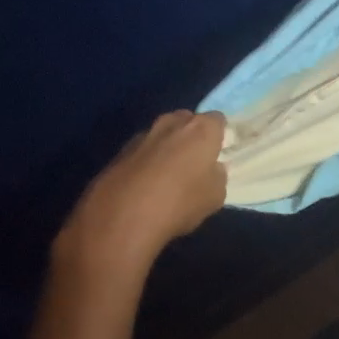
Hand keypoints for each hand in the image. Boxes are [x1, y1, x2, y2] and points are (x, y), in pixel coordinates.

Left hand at [52, 110, 227, 282]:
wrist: (120, 218)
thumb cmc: (179, 203)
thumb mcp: (215, 197)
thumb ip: (217, 177)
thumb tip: (211, 170)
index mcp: (201, 129)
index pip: (218, 120)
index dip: (219, 136)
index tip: (217, 154)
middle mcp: (172, 123)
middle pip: (187, 120)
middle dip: (191, 136)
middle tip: (194, 162)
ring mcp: (142, 135)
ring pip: (162, 135)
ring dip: (166, 148)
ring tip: (166, 176)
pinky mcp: (119, 152)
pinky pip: (141, 151)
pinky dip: (145, 162)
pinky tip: (144, 186)